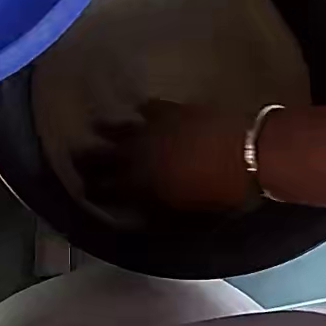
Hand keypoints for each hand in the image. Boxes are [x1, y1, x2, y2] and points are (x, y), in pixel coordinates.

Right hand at [78, 102, 259, 217]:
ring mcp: (156, 129)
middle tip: (74, 154)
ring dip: (107, 131)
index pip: (106, 189)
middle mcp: (140, 155)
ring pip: (121, 129)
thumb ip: (158, 214)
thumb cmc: (222, 193)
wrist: (251, 152)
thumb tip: (139, 214)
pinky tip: (140, 111)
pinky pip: (149, 109)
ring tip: (95, 127)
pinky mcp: (174, 111)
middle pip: (104, 156)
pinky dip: (142, 113)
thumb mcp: (186, 216)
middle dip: (87, 158)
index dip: (92, 190)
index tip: (81, 188)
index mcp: (141, 185)